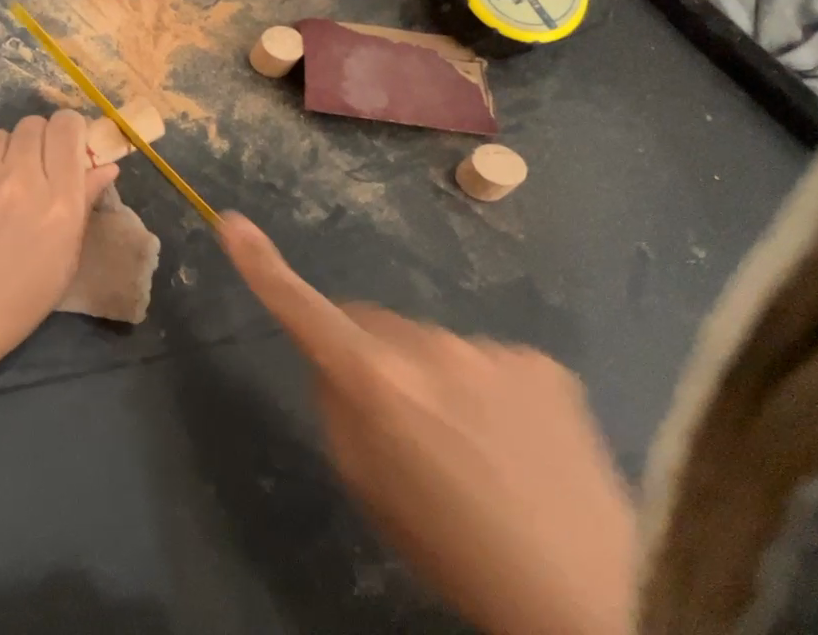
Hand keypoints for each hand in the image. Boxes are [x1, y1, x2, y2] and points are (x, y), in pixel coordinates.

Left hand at [0, 110, 117, 382]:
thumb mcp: (63, 262)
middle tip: (30, 171)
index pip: (68, 128)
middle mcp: (19, 178)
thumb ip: (82, 205)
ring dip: (2, 154)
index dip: (68, 132)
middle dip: (36, 143)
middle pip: (33, 125)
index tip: (64, 148)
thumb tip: (103, 166)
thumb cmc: (14, 304)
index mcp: (59, 202)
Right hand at [218, 213, 635, 634]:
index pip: (302, 310)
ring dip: (430, 375)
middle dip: (368, 354)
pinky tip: (512, 441)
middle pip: (369, 324)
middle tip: (396, 422)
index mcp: (374, 379)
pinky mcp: (544, 364)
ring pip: (429, 345)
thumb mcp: (362, 479)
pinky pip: (484, 360)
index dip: (261, 265)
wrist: (586, 595)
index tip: (232, 223)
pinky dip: (483, 388)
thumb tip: (336, 364)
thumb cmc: (445, 545)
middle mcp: (430, 347)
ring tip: (468, 447)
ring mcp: (493, 351)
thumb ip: (337, 404)